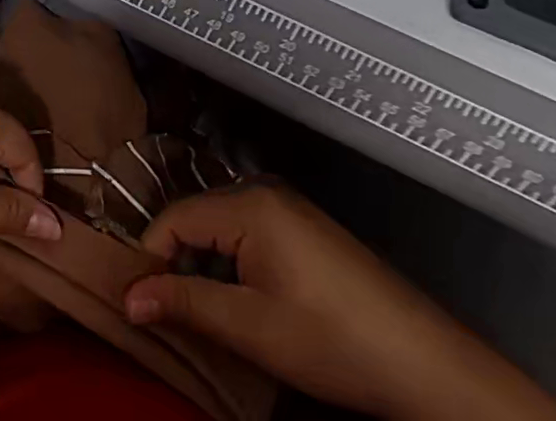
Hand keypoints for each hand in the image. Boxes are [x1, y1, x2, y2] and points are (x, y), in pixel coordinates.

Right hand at [122, 184, 555, 420]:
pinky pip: (245, 233)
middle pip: (195, 218)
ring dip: (202, 266)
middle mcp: (264, 191)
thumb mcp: (251, 327)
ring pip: (218, 228)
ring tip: (200, 312)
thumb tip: (127, 298)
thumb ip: (184, 303)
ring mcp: (287, 207)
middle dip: (175, 262)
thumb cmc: (334, 341)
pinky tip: (239, 301)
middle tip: (165, 310)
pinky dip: (230, 264)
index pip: (174, 218)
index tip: (138, 301)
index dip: (150, 258)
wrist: (428, 364)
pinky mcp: (302, 227)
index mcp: (249, 204)